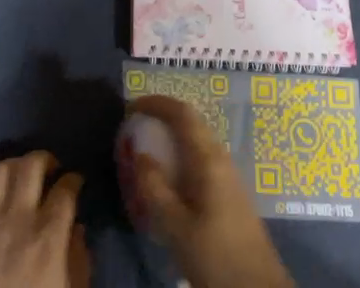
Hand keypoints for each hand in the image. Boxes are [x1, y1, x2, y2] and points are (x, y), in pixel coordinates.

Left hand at [0, 151, 88, 287]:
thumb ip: (78, 257)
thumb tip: (76, 228)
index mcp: (49, 236)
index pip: (65, 189)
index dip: (74, 179)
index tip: (77, 181)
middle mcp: (18, 220)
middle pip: (30, 167)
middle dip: (45, 159)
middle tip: (52, 169)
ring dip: (13, 166)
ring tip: (21, 175)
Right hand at [128, 95, 293, 287]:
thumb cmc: (215, 256)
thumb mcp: (175, 226)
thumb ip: (154, 187)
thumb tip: (140, 153)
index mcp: (209, 160)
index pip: (183, 113)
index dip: (156, 103)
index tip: (130, 109)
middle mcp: (221, 159)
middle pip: (191, 123)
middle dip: (161, 118)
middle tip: (133, 129)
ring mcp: (228, 175)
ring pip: (196, 142)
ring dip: (170, 138)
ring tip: (145, 152)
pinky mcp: (229, 192)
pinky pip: (200, 159)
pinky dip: (179, 156)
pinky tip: (167, 178)